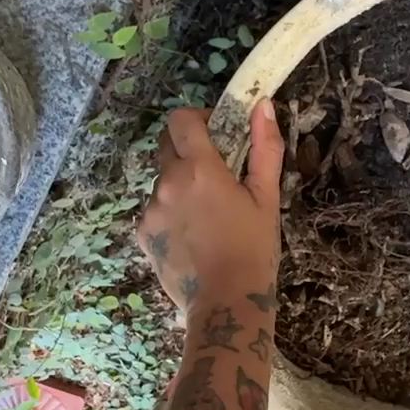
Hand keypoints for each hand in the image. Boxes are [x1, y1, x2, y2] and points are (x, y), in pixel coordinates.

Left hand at [136, 101, 284, 312]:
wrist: (226, 303)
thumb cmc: (253, 250)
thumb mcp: (267, 198)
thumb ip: (265, 148)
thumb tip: (263, 106)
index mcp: (199, 168)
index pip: (181, 119)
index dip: (197, 119)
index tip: (215, 133)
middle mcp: (168, 183)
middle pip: (167, 146)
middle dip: (187, 151)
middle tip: (214, 176)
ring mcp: (151, 210)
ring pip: (162, 181)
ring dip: (180, 187)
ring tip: (206, 217)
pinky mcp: (142, 233)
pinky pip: (155, 210)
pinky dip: (170, 214)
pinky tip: (192, 237)